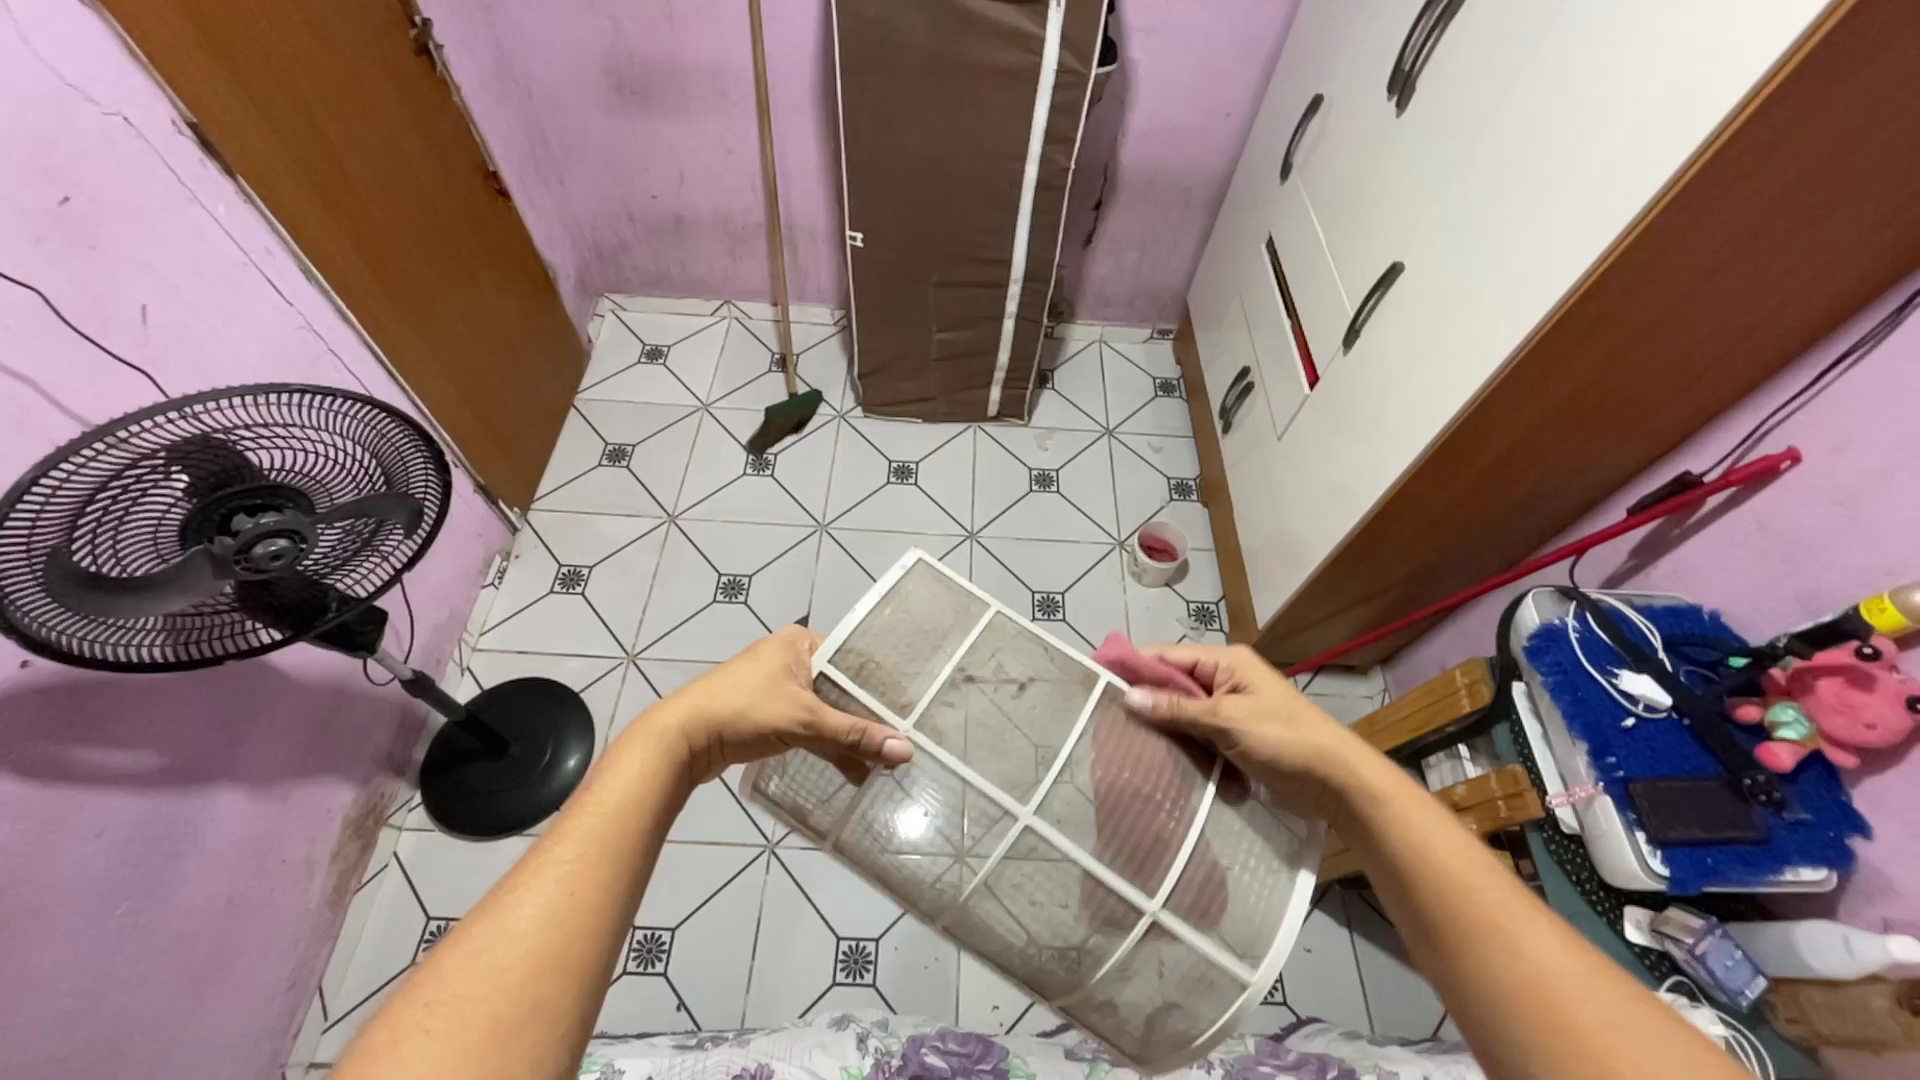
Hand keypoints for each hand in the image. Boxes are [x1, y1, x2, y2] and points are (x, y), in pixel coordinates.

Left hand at [645, 626, 912, 785]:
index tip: (910, 714)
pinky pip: (808, 724)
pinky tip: (850, 768)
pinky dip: (826, 743)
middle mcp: (790, 657)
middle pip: (841, 688)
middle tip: (899, 742)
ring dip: (847, 736)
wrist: (681, 740)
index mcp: (801, 641)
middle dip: (866, 719)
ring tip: (880, 764)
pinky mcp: (766, 713)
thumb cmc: (745, 712)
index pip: (854, 660)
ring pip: (825, 709)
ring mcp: (776, 685)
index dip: (881, 689)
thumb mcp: (806, 721)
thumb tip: (906, 752)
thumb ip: (855, 736)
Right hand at [1121, 644, 1373, 819]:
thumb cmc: (1284, 739)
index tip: (1096, 679)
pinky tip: (1156, 757)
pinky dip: (1180, 742)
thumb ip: (1176, 708)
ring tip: (1122, 740)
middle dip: (1144, 699)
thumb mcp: (1226, 720)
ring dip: (1161, 725)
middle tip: (1104, 717)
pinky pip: (1196, 732)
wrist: (1337, 781)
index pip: (1167, 655)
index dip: (1132, 666)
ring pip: (1182, 710)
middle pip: (1172, 682)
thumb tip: (1127, 696)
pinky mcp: (1235, 736)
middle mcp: (1225, 678)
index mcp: (1226, 661)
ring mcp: (1231, 708)